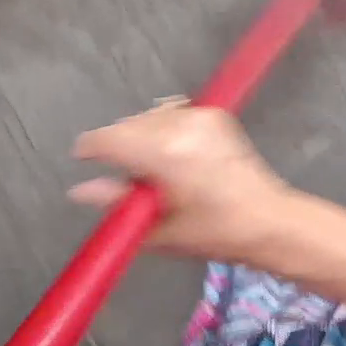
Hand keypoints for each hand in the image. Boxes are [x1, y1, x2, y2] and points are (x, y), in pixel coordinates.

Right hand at [70, 102, 296, 262]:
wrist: (267, 220)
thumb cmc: (213, 232)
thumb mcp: (158, 228)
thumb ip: (115, 203)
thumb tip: (78, 191)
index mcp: (165, 155)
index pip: (111, 138)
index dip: (91, 147)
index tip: (82, 157)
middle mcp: (180, 127)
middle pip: (128, 125)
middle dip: (118, 145)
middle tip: (127, 177)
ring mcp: (199, 117)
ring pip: (148, 117)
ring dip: (140, 135)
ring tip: (150, 167)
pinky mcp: (213, 115)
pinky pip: (171, 113)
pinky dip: (162, 128)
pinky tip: (169, 151)